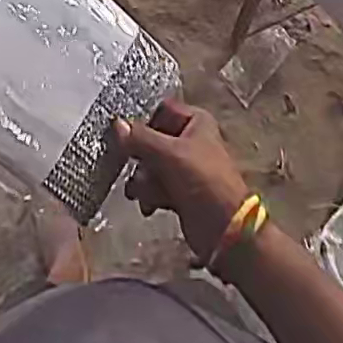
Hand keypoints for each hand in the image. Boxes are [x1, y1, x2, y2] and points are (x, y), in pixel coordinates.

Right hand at [115, 99, 251, 264]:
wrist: (226, 231)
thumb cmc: (203, 181)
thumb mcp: (169, 154)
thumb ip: (140, 138)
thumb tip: (116, 124)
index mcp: (195, 122)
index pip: (160, 110)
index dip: (143, 121)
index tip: (124, 135)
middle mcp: (190, 140)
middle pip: (151, 140)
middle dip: (140, 157)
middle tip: (133, 168)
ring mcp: (184, 167)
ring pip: (150, 165)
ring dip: (143, 179)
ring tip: (143, 192)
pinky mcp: (180, 191)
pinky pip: (155, 186)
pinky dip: (149, 194)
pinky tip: (148, 205)